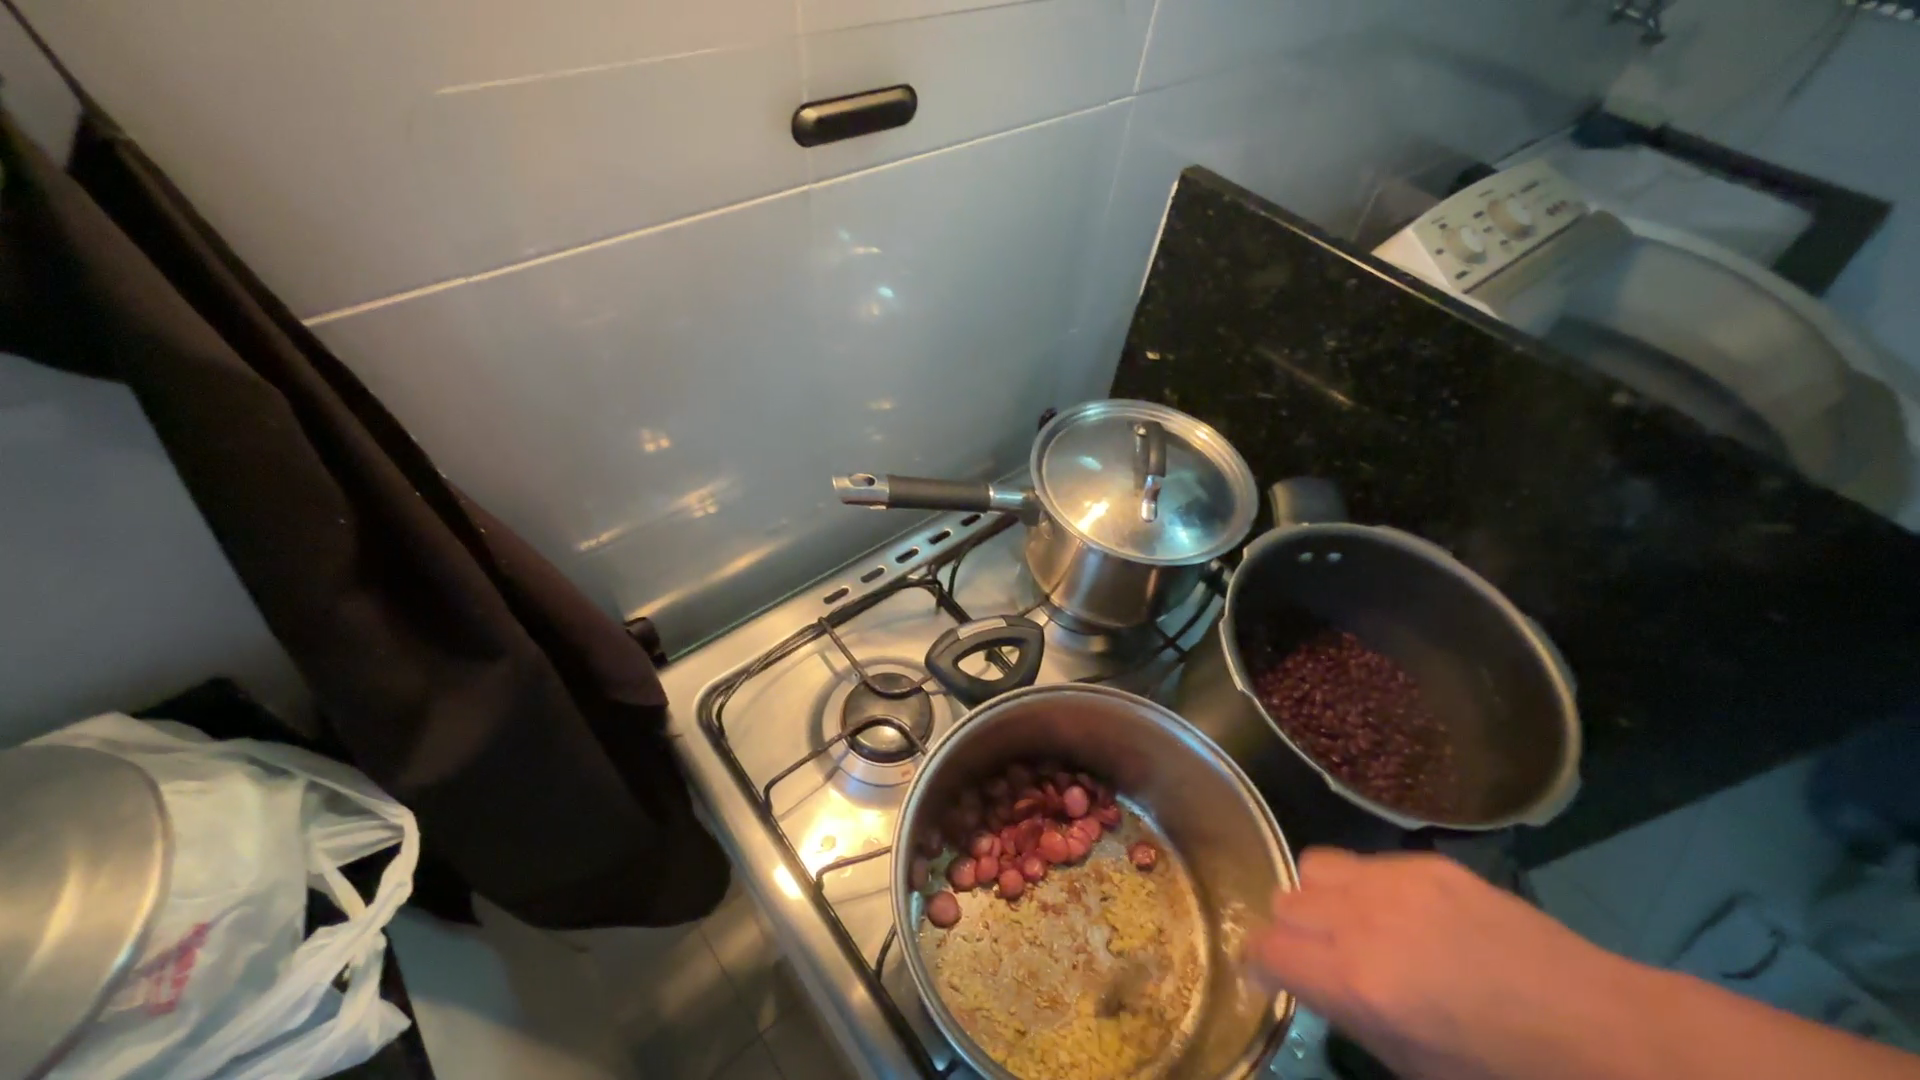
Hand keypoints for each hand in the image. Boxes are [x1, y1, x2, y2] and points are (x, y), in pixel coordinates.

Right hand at [1248, 848, 1639, 1079]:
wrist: (1596, 1029)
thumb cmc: (1502, 1072)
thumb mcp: (1410, 1066)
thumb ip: (1345, 1014)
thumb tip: (1308, 980)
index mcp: (1357, 982)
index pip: (1266, 948)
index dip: (1260, 964)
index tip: (1271, 977)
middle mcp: (1364, 920)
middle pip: (1283, 902)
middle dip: (1289, 932)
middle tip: (1318, 957)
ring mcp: (1396, 882)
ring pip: (1313, 867)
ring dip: (1318, 898)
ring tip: (1351, 926)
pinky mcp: (1428, 863)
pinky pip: (1365, 863)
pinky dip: (1364, 887)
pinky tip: (1402, 917)